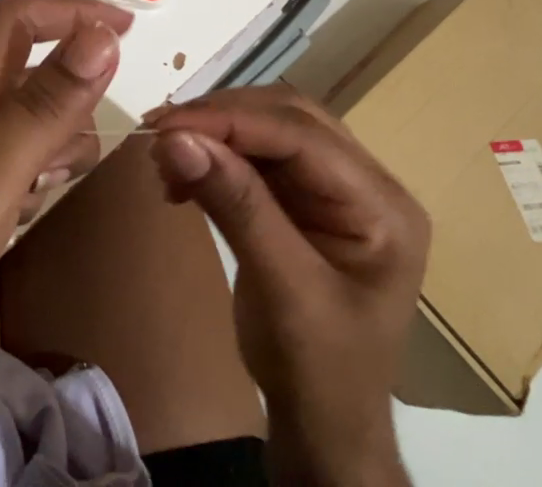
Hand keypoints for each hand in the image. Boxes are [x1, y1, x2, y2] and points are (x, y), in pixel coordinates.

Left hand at [0, 0, 131, 390]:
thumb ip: (42, 107)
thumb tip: (100, 33)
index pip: (16, 22)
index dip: (70, 11)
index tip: (129, 24)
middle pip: (22, 70)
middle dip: (71, 86)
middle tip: (99, 136)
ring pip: (15, 123)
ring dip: (54, 137)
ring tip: (66, 182)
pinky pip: (1, 169)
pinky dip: (30, 177)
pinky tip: (30, 213)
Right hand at [147, 84, 428, 486]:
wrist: (325, 421)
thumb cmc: (319, 369)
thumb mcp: (283, 291)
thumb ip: (238, 208)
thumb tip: (176, 140)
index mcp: (382, 206)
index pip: (304, 137)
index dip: (233, 122)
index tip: (166, 126)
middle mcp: (364, 185)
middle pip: (289, 120)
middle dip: (221, 119)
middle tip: (159, 132)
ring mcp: (333, 192)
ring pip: (269, 131)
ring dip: (214, 134)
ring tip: (164, 155)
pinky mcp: (302, 202)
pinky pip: (254, 159)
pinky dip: (214, 158)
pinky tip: (183, 179)